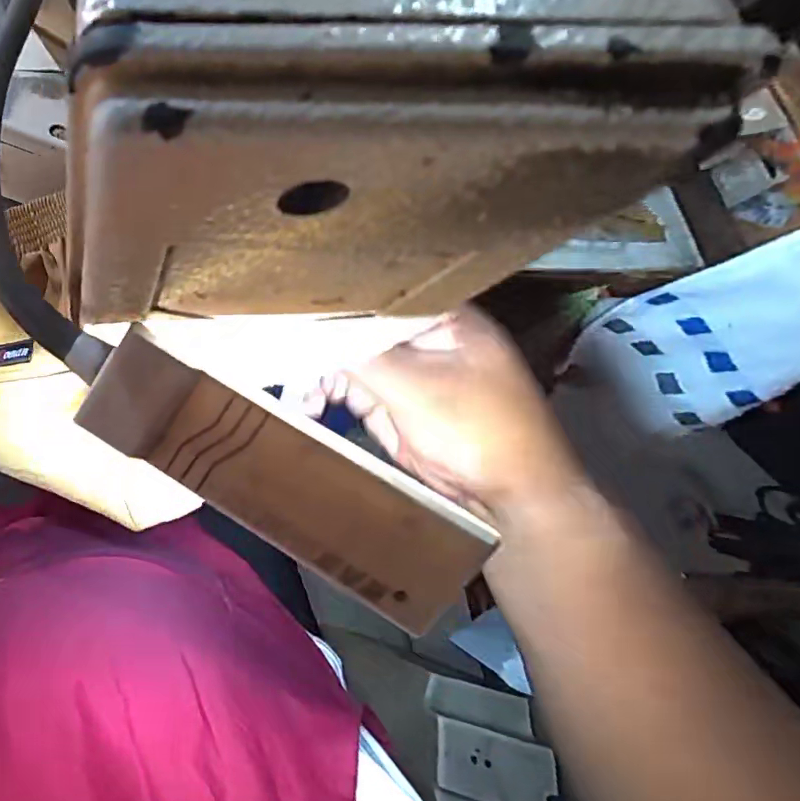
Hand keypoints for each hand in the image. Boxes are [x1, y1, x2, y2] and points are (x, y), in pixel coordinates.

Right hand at [307, 306, 587, 530]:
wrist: (513, 502)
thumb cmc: (479, 432)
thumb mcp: (416, 388)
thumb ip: (360, 356)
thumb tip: (311, 329)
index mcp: (441, 319)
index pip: (376, 298)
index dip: (335, 303)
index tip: (294, 313)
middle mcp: (422, 339)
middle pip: (357, 330)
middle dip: (320, 347)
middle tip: (286, 361)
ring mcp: (409, 374)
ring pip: (350, 362)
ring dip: (320, 377)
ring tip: (299, 398)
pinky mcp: (397, 405)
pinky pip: (353, 391)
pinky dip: (329, 398)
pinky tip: (308, 407)